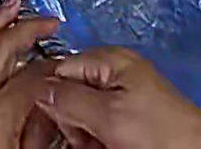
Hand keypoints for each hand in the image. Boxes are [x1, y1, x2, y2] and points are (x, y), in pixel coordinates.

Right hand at [35, 47, 200, 148]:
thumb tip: (38, 89)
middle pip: (72, 91)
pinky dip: (100, 139)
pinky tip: (106, 148)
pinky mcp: (134, 119)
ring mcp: (126, 95)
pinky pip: (104, 125)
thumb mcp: (111, 118)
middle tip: (85, 143)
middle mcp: (114, 71)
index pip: (60, 68)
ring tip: (98, 148)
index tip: (48, 127)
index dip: (51, 97)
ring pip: (86, 113)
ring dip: (85, 135)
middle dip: (71, 121)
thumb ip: (71, 100)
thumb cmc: (161, 135)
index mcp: (108, 59)